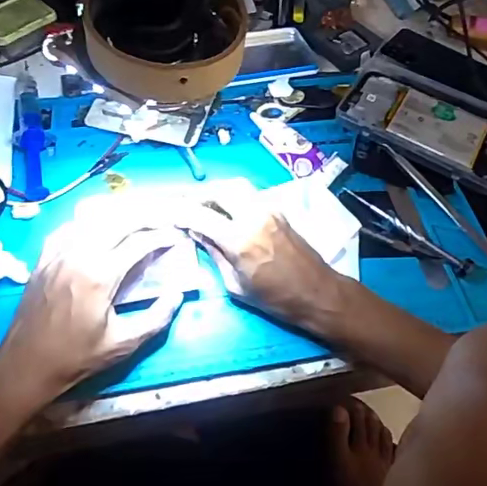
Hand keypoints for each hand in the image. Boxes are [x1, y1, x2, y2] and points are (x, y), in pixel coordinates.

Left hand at [0, 219, 186, 418]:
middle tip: (161, 222)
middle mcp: (79, 254)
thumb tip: (176, 295)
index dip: (162, 237)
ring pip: (92, 219)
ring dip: (117, 216)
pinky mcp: (44, 257)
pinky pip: (68, 229)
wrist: (26, 364)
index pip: (139, 243)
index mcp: (100, 275)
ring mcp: (58, 253)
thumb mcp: (122, 344)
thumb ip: (155, 319)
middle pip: (117, 221)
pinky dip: (87, 223)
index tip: (176, 237)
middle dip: (144, 218)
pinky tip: (96, 227)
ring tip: (135, 220)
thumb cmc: (76, 357)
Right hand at [178, 195, 355, 329]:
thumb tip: (196, 233)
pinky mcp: (277, 210)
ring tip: (204, 206)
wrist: (319, 293)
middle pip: (218, 190)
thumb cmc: (276, 299)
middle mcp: (253, 216)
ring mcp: (268, 209)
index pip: (200, 214)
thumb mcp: (235, 285)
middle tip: (185, 206)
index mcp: (241, 239)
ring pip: (234, 186)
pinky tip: (225, 211)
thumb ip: (214, 254)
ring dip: (215, 192)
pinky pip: (248, 194)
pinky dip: (231, 197)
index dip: (180, 212)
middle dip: (198, 195)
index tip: (167, 213)